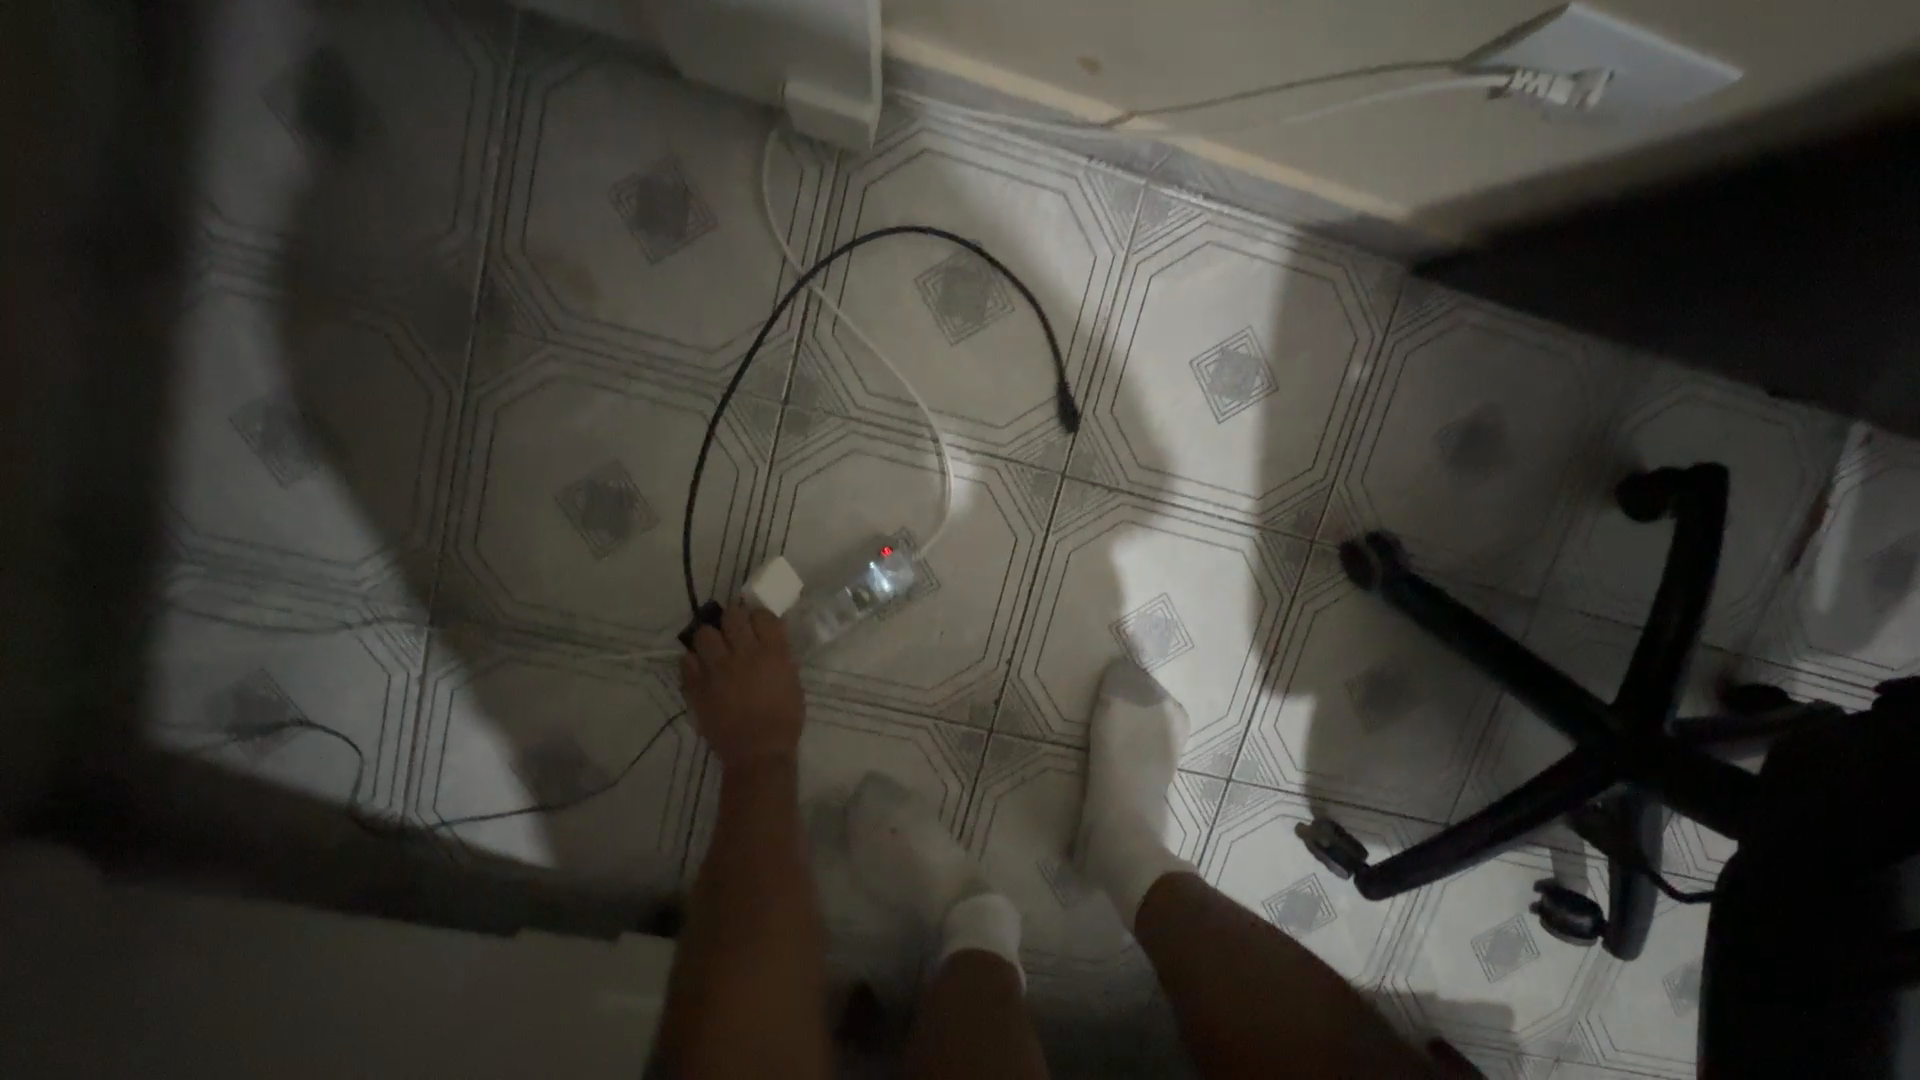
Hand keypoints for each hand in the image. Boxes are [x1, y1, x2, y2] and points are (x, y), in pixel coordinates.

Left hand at [680, 601, 805, 772]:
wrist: (758, 752)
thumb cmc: (784, 719)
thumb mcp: (792, 682)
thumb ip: (779, 657)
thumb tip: (769, 640)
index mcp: (772, 652)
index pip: (761, 614)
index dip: (758, 616)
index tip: (757, 623)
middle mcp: (743, 654)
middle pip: (731, 615)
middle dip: (733, 618)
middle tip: (734, 630)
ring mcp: (716, 669)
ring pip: (704, 633)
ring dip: (710, 638)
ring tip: (714, 648)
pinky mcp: (696, 686)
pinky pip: (686, 660)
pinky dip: (693, 661)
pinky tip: (701, 669)